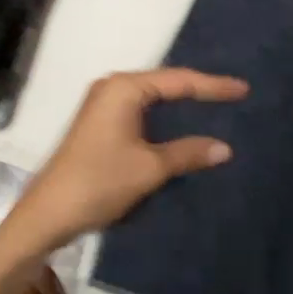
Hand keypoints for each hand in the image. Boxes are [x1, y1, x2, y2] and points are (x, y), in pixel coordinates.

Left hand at [5, 69, 248, 250]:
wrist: (48, 213)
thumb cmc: (99, 182)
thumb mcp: (149, 168)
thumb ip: (187, 153)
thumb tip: (225, 147)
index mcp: (124, 88)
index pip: (178, 80)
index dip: (212, 85)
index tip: (243, 88)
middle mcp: (112, 87)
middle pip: (164, 83)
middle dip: (197, 89)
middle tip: (232, 94)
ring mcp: (103, 104)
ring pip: (152, 97)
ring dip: (180, 103)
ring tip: (214, 105)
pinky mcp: (100, 122)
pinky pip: (141, 109)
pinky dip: (164, 115)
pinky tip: (181, 124)